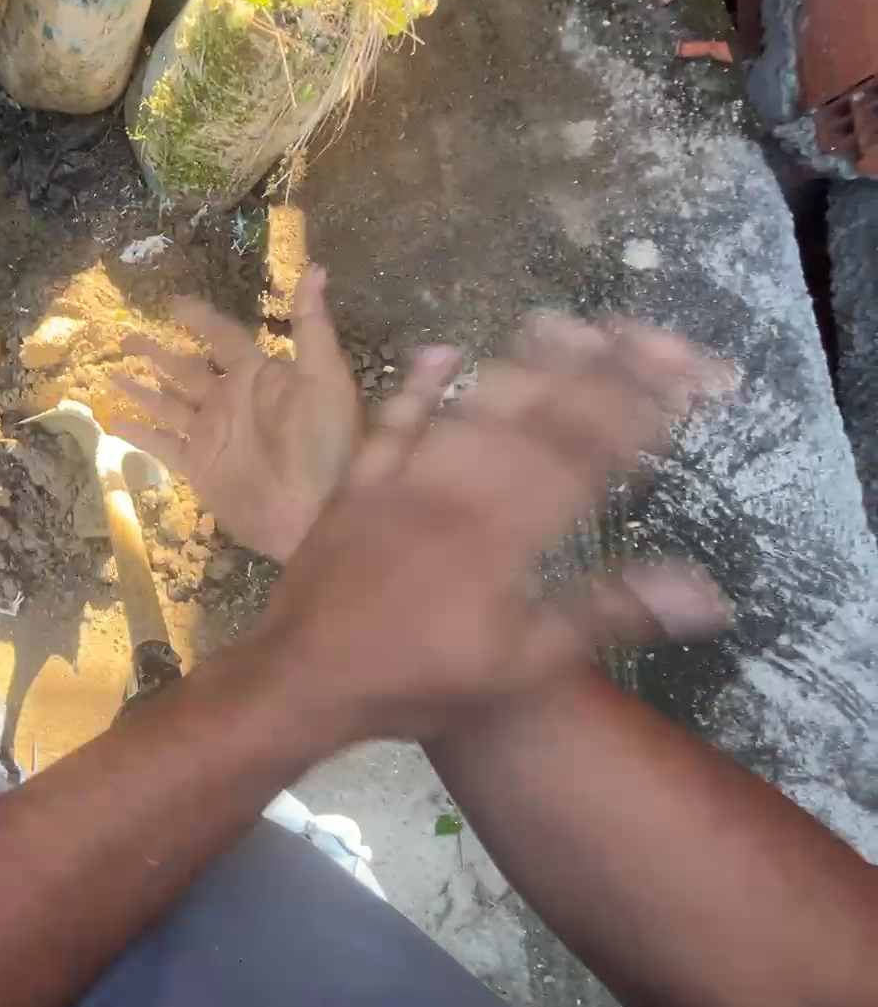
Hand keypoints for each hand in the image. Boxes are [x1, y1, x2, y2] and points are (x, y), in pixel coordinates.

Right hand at [113, 267, 363, 561]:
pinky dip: (136, 433)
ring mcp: (210, 434)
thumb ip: (312, 327)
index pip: (223, 338)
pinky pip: (160, 444)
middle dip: (157, 352)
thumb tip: (314, 267)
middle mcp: (229, 400)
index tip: (173, 304)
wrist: (315, 515)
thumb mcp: (325, 380)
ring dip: (141, 388)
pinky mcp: (197, 465)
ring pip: (166, 403)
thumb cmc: (327, 446)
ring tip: (112, 373)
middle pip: (185, 369)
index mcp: (258, 376)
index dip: (200, 319)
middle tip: (126, 337)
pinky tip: (113, 421)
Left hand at [248, 316, 736, 742]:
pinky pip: (383, 430)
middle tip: (640, 331)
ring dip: (515, 369)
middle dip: (592, 376)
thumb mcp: (516, 666)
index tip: (681, 377)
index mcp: (501, 539)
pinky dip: (412, 391)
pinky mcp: (350, 490)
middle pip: (532, 425)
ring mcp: (394, 488)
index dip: (636, 416)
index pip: (583, 462)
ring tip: (562, 325)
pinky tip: (438, 353)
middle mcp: (450, 499)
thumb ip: (602, 616)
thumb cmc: (411, 680)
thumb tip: (703, 589)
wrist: (303, 674)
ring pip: (465, 416)